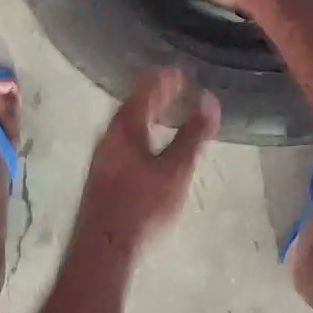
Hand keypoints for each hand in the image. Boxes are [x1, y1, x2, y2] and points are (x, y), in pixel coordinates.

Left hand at [74, 67, 220, 252]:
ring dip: (146, 110)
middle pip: (133, 102)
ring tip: (166, 111)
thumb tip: (210, 100)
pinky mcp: (102, 168)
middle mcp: (109, 131)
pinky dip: (139, 127)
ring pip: (126, 120)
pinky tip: (148, 143)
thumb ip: (193, 135)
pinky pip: (122, 135)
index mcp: (125, 125)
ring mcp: (103, 150)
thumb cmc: (143, 204)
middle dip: (156, 92)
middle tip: (177, 86)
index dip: (164, 77)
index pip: (145, 88)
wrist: (104, 242)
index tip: (182, 71)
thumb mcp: (175, 170)